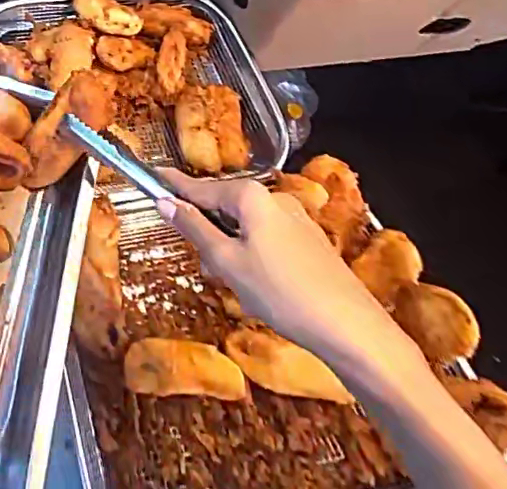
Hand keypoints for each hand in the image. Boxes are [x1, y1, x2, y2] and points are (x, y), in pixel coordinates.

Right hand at [156, 172, 406, 370]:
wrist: (354, 331)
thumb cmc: (282, 293)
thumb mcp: (227, 262)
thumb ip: (194, 228)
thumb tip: (164, 202)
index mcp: (250, 196)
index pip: (199, 186)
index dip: (172, 185)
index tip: (152, 174)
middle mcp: (273, 198)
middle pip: (223, 206)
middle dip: (207, 232)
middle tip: (206, 266)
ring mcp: (294, 218)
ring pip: (244, 225)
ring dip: (230, 248)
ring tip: (234, 284)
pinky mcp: (309, 240)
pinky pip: (266, 237)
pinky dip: (252, 254)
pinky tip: (259, 286)